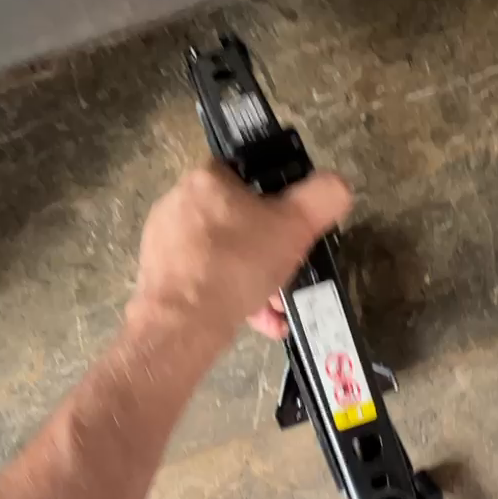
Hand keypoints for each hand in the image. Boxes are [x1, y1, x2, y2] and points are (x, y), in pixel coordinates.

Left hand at [127, 162, 351, 344]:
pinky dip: (232, 297)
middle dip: (271, 252)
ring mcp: (165, 242)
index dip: (279, 201)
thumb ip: (323, 198)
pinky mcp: (160, 277)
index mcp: (208, 179)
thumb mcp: (296, 226)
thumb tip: (336, 186)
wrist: (182, 322)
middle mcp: (180, 203)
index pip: (250, 176)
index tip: (294, 229)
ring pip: (225, 256)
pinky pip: (206, 280)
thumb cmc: (238, 264)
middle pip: (239, 222)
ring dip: (255, 280)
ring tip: (276, 309)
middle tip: (289, 274)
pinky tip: (256, 320)